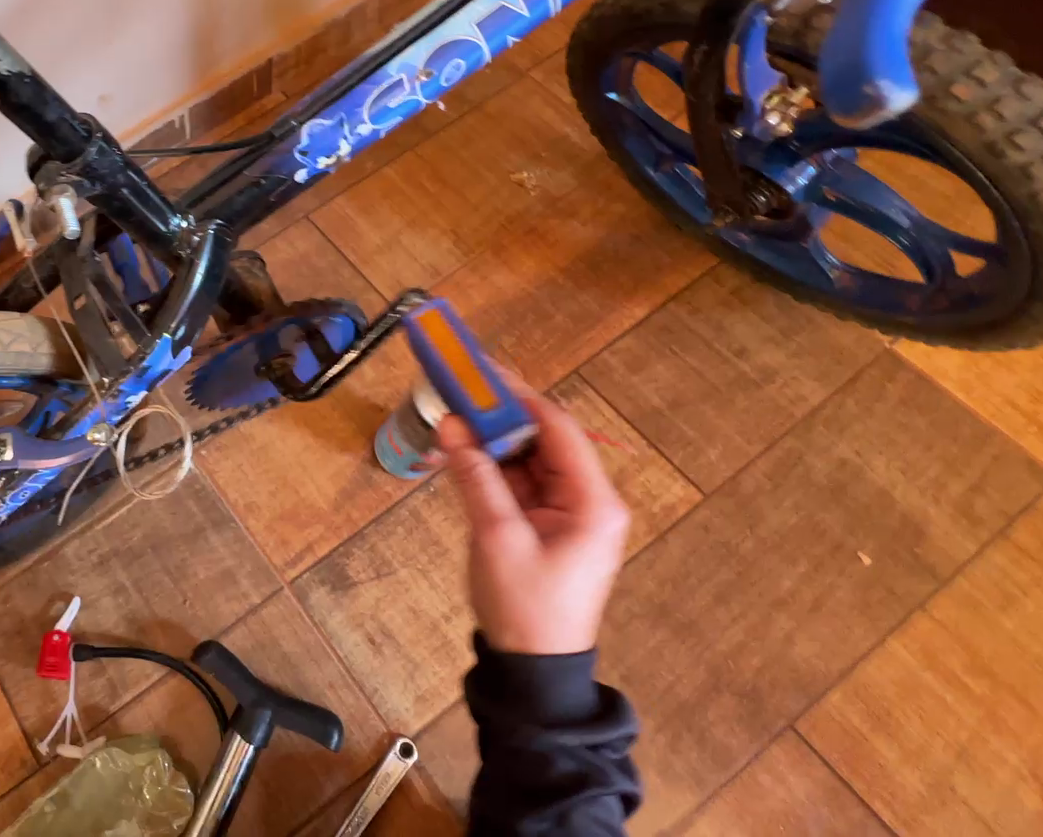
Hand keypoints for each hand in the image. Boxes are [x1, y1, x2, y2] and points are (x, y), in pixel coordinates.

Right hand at [435, 385, 630, 654]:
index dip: (518, 397)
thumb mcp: (497, 537)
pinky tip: (458, 452)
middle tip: (458, 390)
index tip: (479, 373)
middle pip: (542, 440)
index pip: (557, 428)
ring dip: (489, 440)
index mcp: (592, 501)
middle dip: (499, 416)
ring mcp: (563, 512)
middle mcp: (584, 499)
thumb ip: (475, 477)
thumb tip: (451, 425)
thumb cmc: (525, 605)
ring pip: (526, 458)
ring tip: (450, 417)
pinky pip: (516, 481)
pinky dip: (488, 466)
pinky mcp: (543, 524)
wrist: (532, 669)